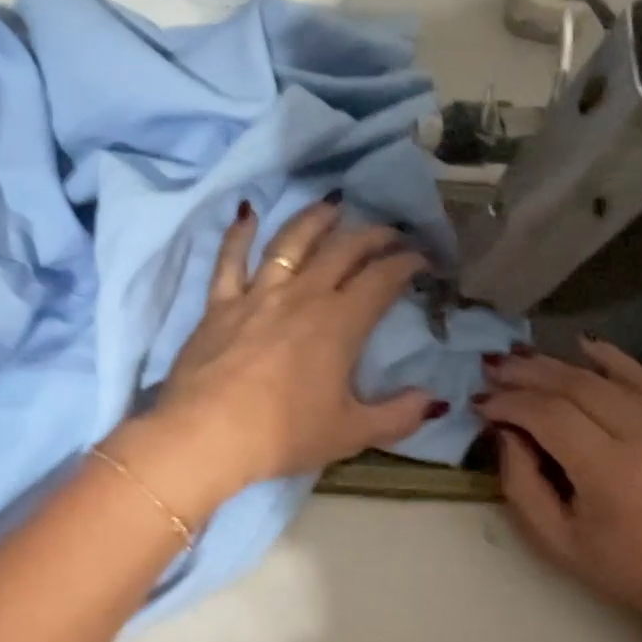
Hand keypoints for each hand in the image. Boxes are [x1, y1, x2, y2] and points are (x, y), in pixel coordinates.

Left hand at [114, 201, 440, 509]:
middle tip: (390, 232)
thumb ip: (397, 416)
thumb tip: (435, 400)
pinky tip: (246, 214)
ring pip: (290, 242)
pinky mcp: (219, 305)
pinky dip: (239, 234)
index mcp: (340, 323)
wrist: (206, 435)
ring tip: (332, 206)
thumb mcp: (350, 434)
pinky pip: (230, 259)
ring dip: (314, 220)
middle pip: (342, 250)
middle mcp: (302, 296)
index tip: (423, 259)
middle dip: (372, 236)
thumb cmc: (283, 435)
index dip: (407, 263)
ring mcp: (257, 295)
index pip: (382, 279)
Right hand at [474, 337, 641, 627]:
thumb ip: (522, 484)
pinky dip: (614, 360)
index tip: (479, 402)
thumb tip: (506, 433)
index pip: (549, 416)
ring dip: (560, 364)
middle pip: (577, 386)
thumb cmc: (629, 573)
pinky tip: (584, 347)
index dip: (509, 403)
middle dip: (528, 374)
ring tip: (522, 358)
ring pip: (609, 377)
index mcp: (610, 473)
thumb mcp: (558, 542)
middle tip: (491, 368)